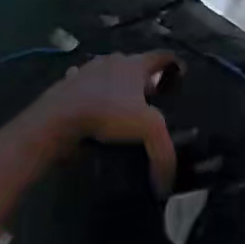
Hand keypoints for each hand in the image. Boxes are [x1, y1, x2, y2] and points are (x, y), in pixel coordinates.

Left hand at [31, 52, 179, 197]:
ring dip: (118, 86)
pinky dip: (95, 96)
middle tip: (156, 100)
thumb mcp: (149, 130)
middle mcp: (112, 60)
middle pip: (135, 66)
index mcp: (133, 64)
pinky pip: (88, 88)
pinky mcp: (71, 84)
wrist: (62, 114)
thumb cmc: (109, 111)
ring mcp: (89, 69)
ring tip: (126, 108)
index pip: (160, 57)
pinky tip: (96, 110)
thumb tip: (165, 186)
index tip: (183, 71)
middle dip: (145, 80)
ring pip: (110, 75)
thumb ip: (165, 154)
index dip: (174, 63)